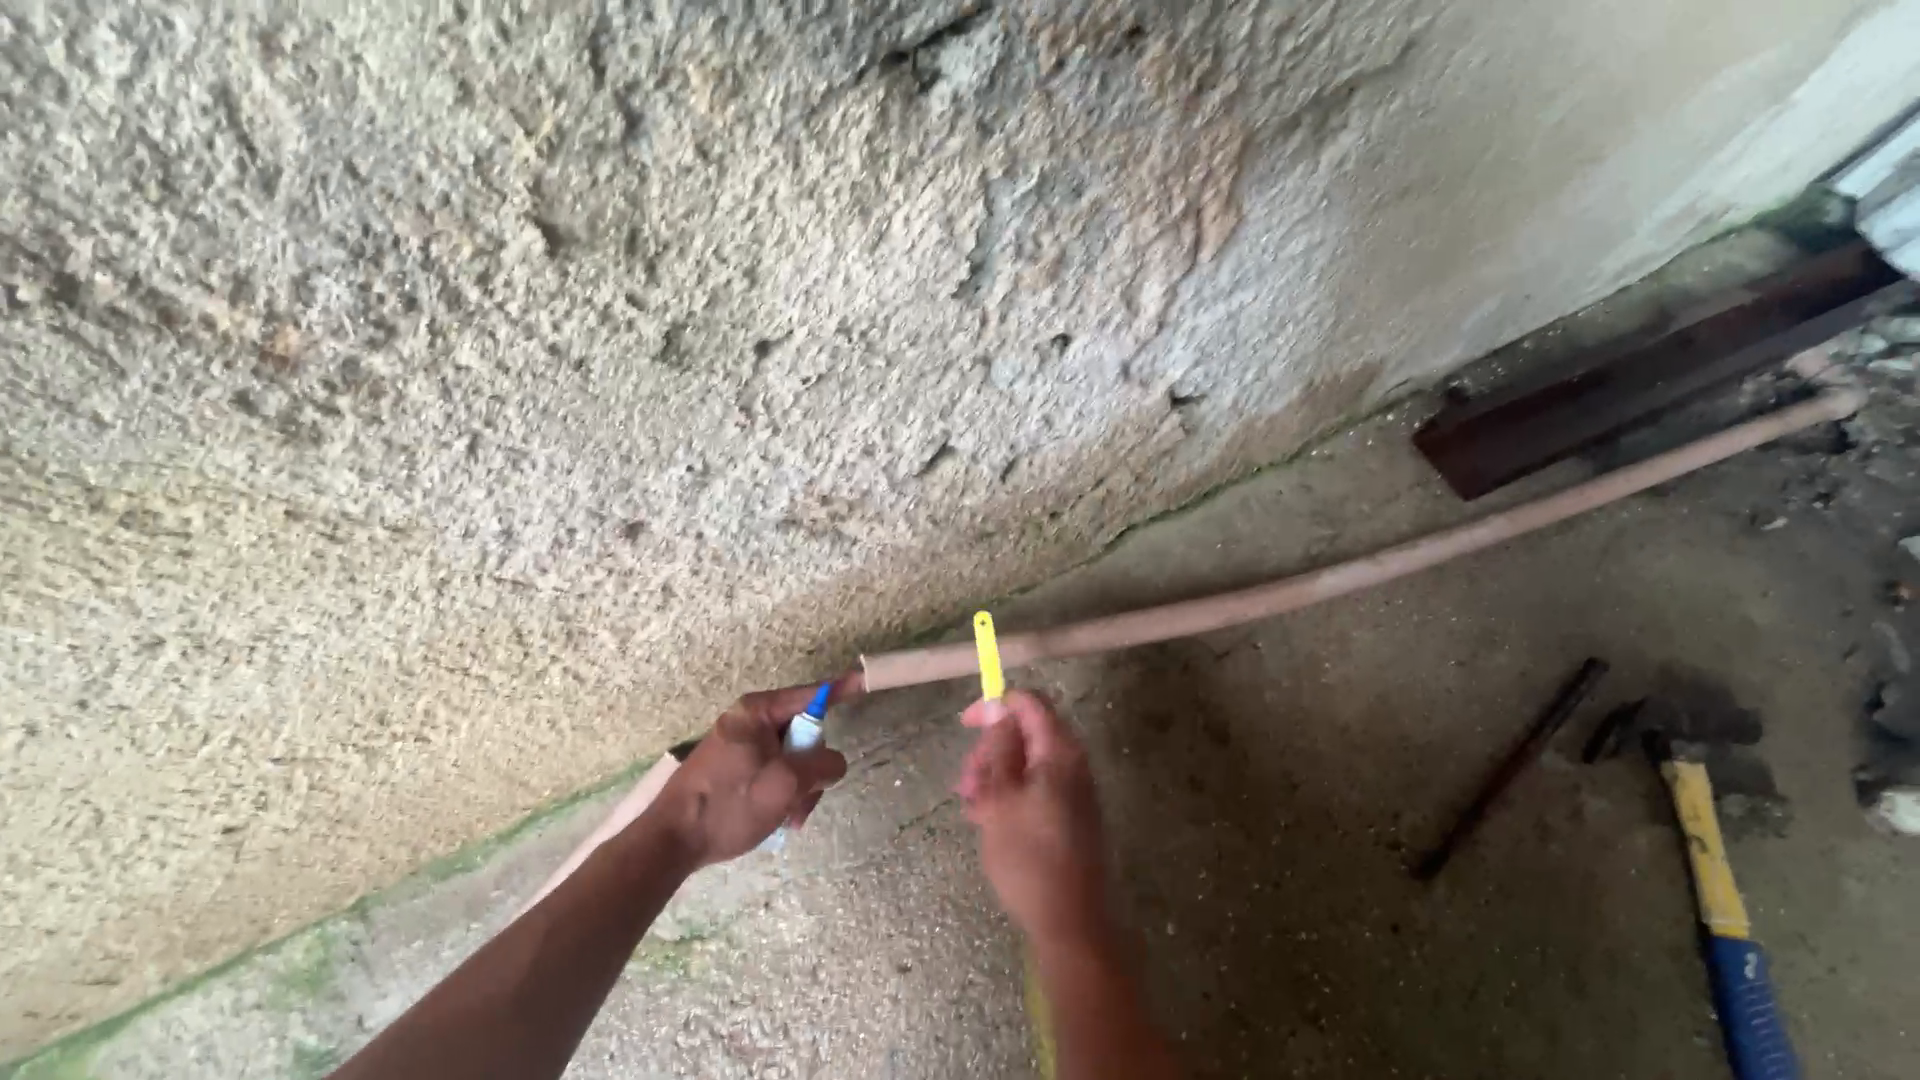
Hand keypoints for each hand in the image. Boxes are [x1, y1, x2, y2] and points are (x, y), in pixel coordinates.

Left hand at [654, 680, 853, 865]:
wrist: (671, 843)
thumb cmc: (728, 805)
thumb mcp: (785, 783)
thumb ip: (822, 765)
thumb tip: (832, 763)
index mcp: (757, 712)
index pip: (812, 695)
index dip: (842, 690)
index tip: (865, 681)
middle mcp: (749, 722)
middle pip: (805, 734)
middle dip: (813, 770)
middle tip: (804, 800)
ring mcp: (740, 746)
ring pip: (793, 760)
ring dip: (800, 790)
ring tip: (788, 819)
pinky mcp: (734, 770)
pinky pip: (774, 773)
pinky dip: (783, 795)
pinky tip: (776, 820)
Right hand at [957, 689, 1111, 947]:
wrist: (1070, 921)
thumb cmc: (1029, 857)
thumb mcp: (1000, 798)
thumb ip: (999, 748)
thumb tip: (1001, 711)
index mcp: (1060, 752)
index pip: (1029, 703)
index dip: (995, 705)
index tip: (965, 725)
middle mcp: (1073, 764)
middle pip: (1027, 733)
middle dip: (991, 750)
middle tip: (967, 783)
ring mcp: (1075, 791)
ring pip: (1027, 764)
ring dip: (996, 777)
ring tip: (974, 810)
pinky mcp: (1071, 816)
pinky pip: (1036, 789)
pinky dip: (1010, 796)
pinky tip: (990, 823)